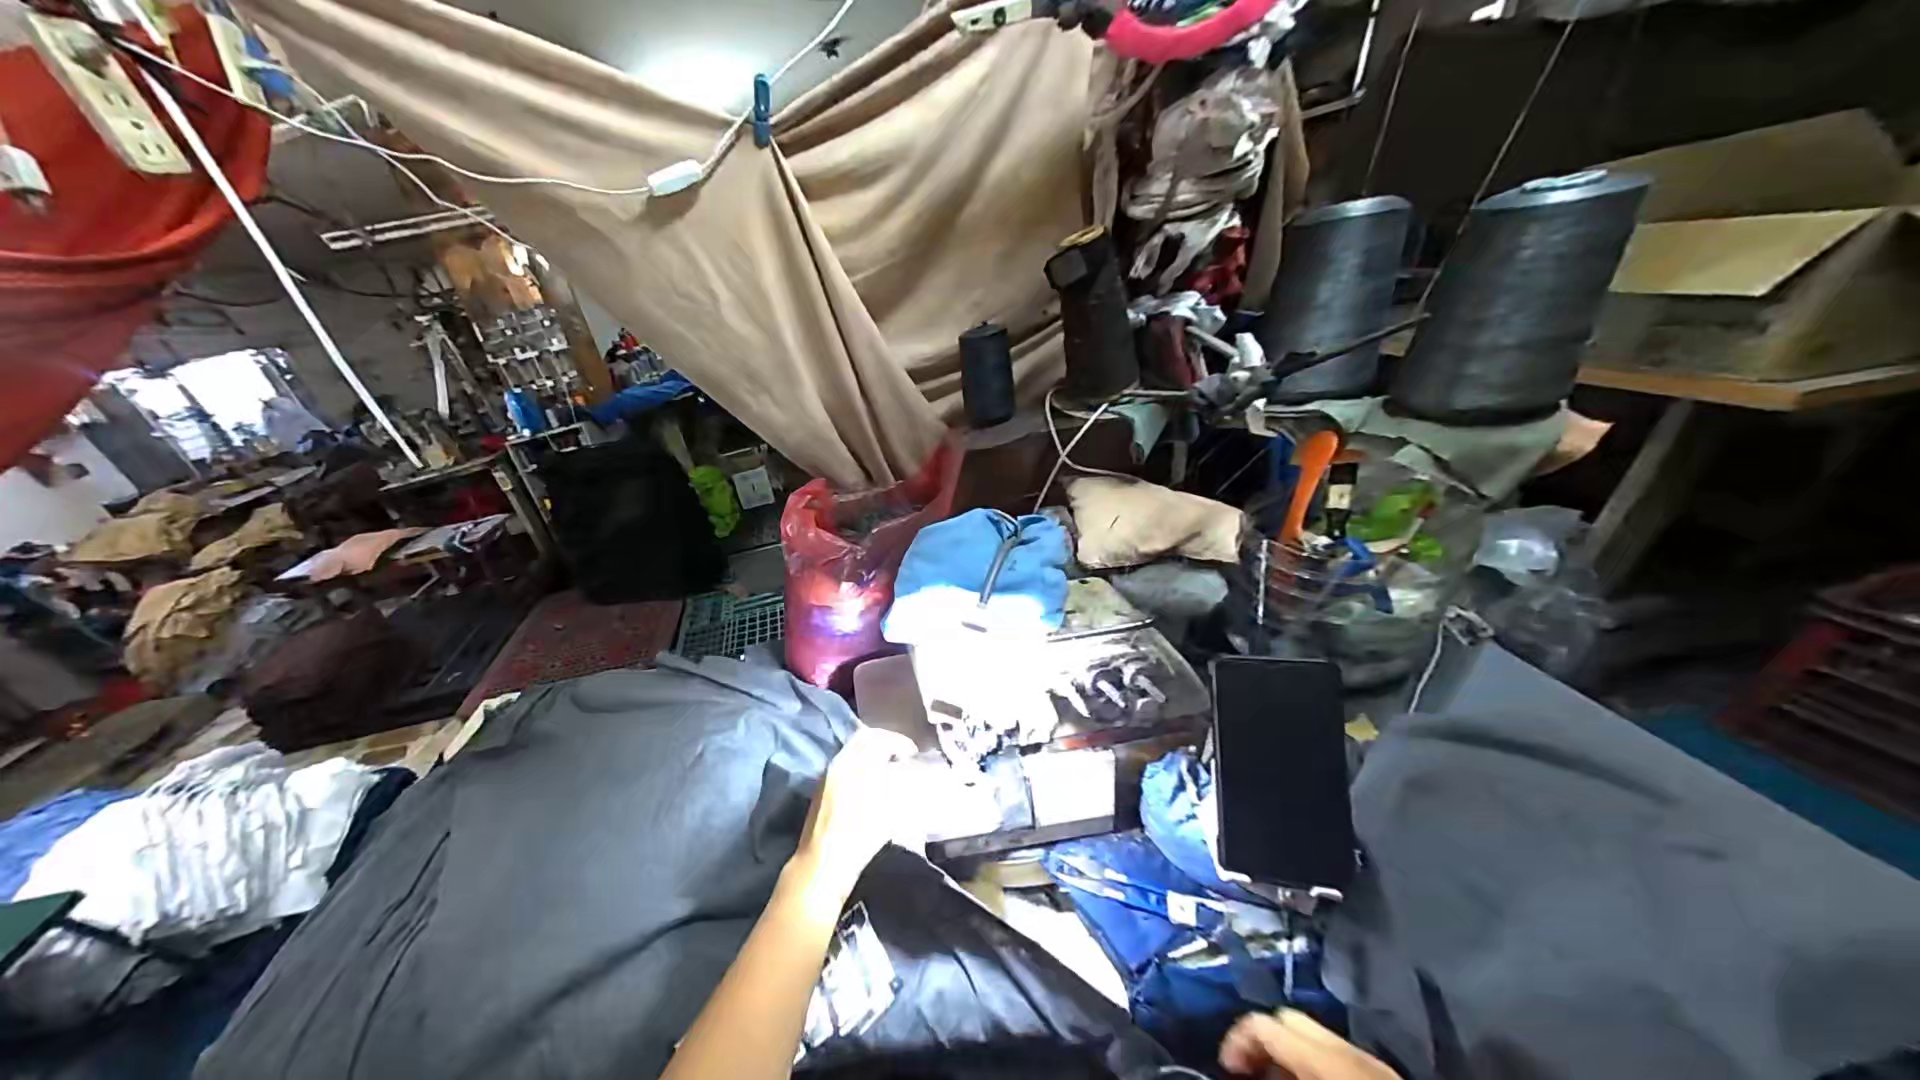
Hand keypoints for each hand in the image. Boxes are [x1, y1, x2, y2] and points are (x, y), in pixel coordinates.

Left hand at [792, 726, 919, 900]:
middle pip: (862, 739)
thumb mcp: (886, 807)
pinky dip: (862, 763)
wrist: (823, 864)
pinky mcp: (822, 789)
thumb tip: (900, 765)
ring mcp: (827, 775)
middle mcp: (838, 763)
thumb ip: (892, 779)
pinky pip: (846, 763)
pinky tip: (872, 780)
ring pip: (852, 750)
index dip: (898, 742)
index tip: (912, 753)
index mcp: (853, 764)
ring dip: (873, 751)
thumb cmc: (858, 838)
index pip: (878, 737)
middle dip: (885, 741)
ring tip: (890, 766)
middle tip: (902, 755)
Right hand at [1220, 1009, 1398, 1079]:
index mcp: (1328, 1060)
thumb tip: (1238, 1072)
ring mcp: (1374, 1067)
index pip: (1265, 1022)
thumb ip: (1271, 1075)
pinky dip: (1312, 1069)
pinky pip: (1336, 1060)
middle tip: (1246, 1075)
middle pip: (1289, 1020)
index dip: (1237, 1040)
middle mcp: (1350, 1051)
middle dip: (1262, 1043)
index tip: (1225, 1070)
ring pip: (1314, 1039)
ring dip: (1286, 1056)